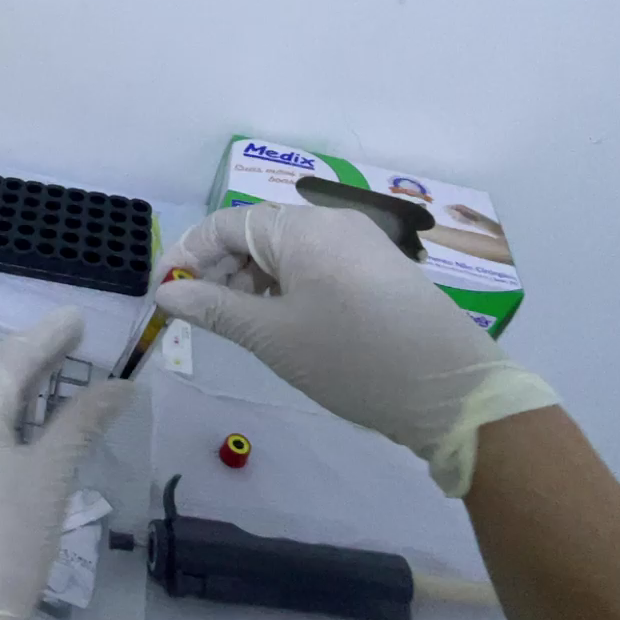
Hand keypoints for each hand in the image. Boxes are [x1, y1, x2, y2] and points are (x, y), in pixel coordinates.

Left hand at [0, 308, 131, 619]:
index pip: (15, 355)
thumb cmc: (8, 541)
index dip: (50, 335)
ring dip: (14, 376)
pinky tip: (22, 404)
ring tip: (53, 362)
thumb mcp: (51, 474)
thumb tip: (122, 386)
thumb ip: (82, 420)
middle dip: (31, 351)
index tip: (78, 317)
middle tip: (71, 336)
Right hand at [153, 204, 555, 495]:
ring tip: (238, 324)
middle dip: (217, 270)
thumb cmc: (352, 359)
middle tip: (198, 315)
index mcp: (302, 228)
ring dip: (248, 280)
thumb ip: (212, 308)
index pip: (223, 225)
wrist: (455, 396)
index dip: (185, 256)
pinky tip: (278, 321)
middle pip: (252, 234)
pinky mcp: (375, 267)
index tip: (163, 295)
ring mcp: (358, 243)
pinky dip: (282, 286)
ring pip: (281, 250)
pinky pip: (311, 263)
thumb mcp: (271, 336)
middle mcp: (329, 222)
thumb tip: (166, 293)